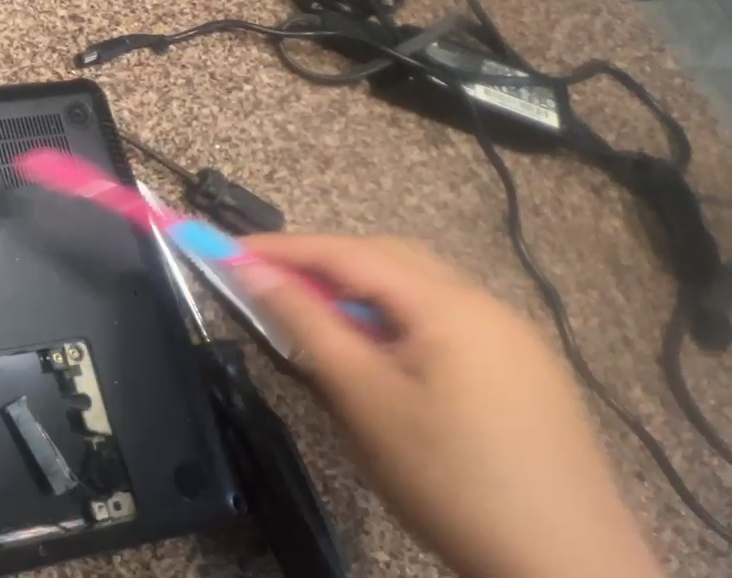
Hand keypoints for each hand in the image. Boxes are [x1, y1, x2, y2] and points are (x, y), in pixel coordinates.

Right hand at [241, 233, 663, 577]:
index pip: (348, 253)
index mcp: (453, 307)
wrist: (570, 573)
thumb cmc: (452, 478)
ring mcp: (514, 342)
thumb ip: (304, 321)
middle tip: (261, 277)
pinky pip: (441, 320)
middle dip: (319, 260)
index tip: (222, 248)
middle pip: (387, 259)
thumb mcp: (363, 397)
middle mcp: (489, 308)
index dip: (280, 247)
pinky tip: (371, 351)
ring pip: (416, 289)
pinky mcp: (524, 375)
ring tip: (308, 312)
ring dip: (355, 288)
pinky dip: (391, 316)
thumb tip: (248, 268)